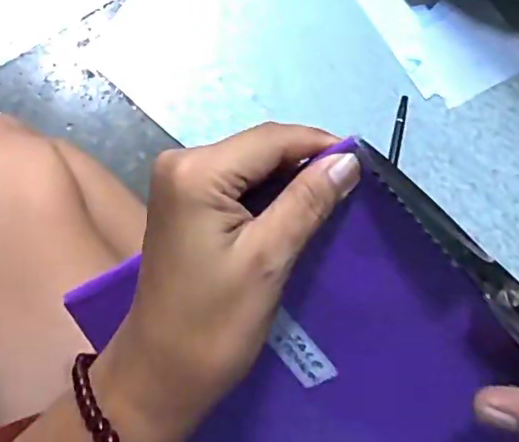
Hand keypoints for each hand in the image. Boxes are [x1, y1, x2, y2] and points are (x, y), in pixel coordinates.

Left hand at [93, 124, 359, 440]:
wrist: (158, 379)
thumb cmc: (212, 326)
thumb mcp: (268, 261)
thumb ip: (307, 201)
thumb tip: (348, 159)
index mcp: (196, 170)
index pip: (270, 138)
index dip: (318, 143)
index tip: (361, 160)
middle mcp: (183, 160)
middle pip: (260, 145)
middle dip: (305, 159)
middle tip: (349, 181)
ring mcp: (181, 177)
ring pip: (252, 160)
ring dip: (289, 174)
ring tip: (330, 192)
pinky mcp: (186, 195)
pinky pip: (238, 177)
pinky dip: (269, 188)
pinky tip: (294, 204)